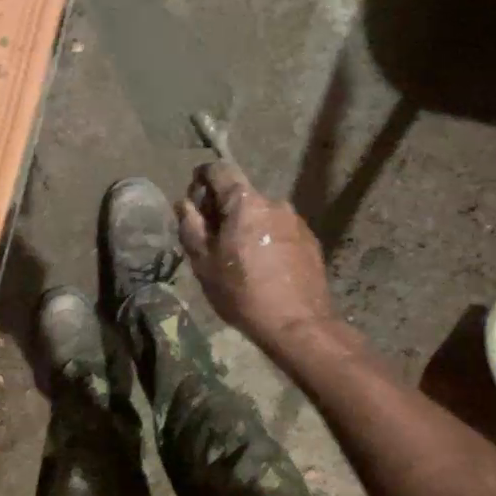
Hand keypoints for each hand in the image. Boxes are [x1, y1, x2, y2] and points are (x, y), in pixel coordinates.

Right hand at [176, 162, 337, 352]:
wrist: (299, 325)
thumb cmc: (243, 292)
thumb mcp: (203, 262)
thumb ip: (190, 226)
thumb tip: (184, 204)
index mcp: (245, 202)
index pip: (219, 169)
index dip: (201, 179)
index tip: (194, 202)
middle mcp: (274, 202)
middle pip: (240, 193)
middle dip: (222, 208)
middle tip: (212, 237)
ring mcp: (296, 220)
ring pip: (261, 213)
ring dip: (246, 224)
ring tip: (239, 256)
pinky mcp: (310, 240)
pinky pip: (279, 229)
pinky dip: (266, 238)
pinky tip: (264, 266)